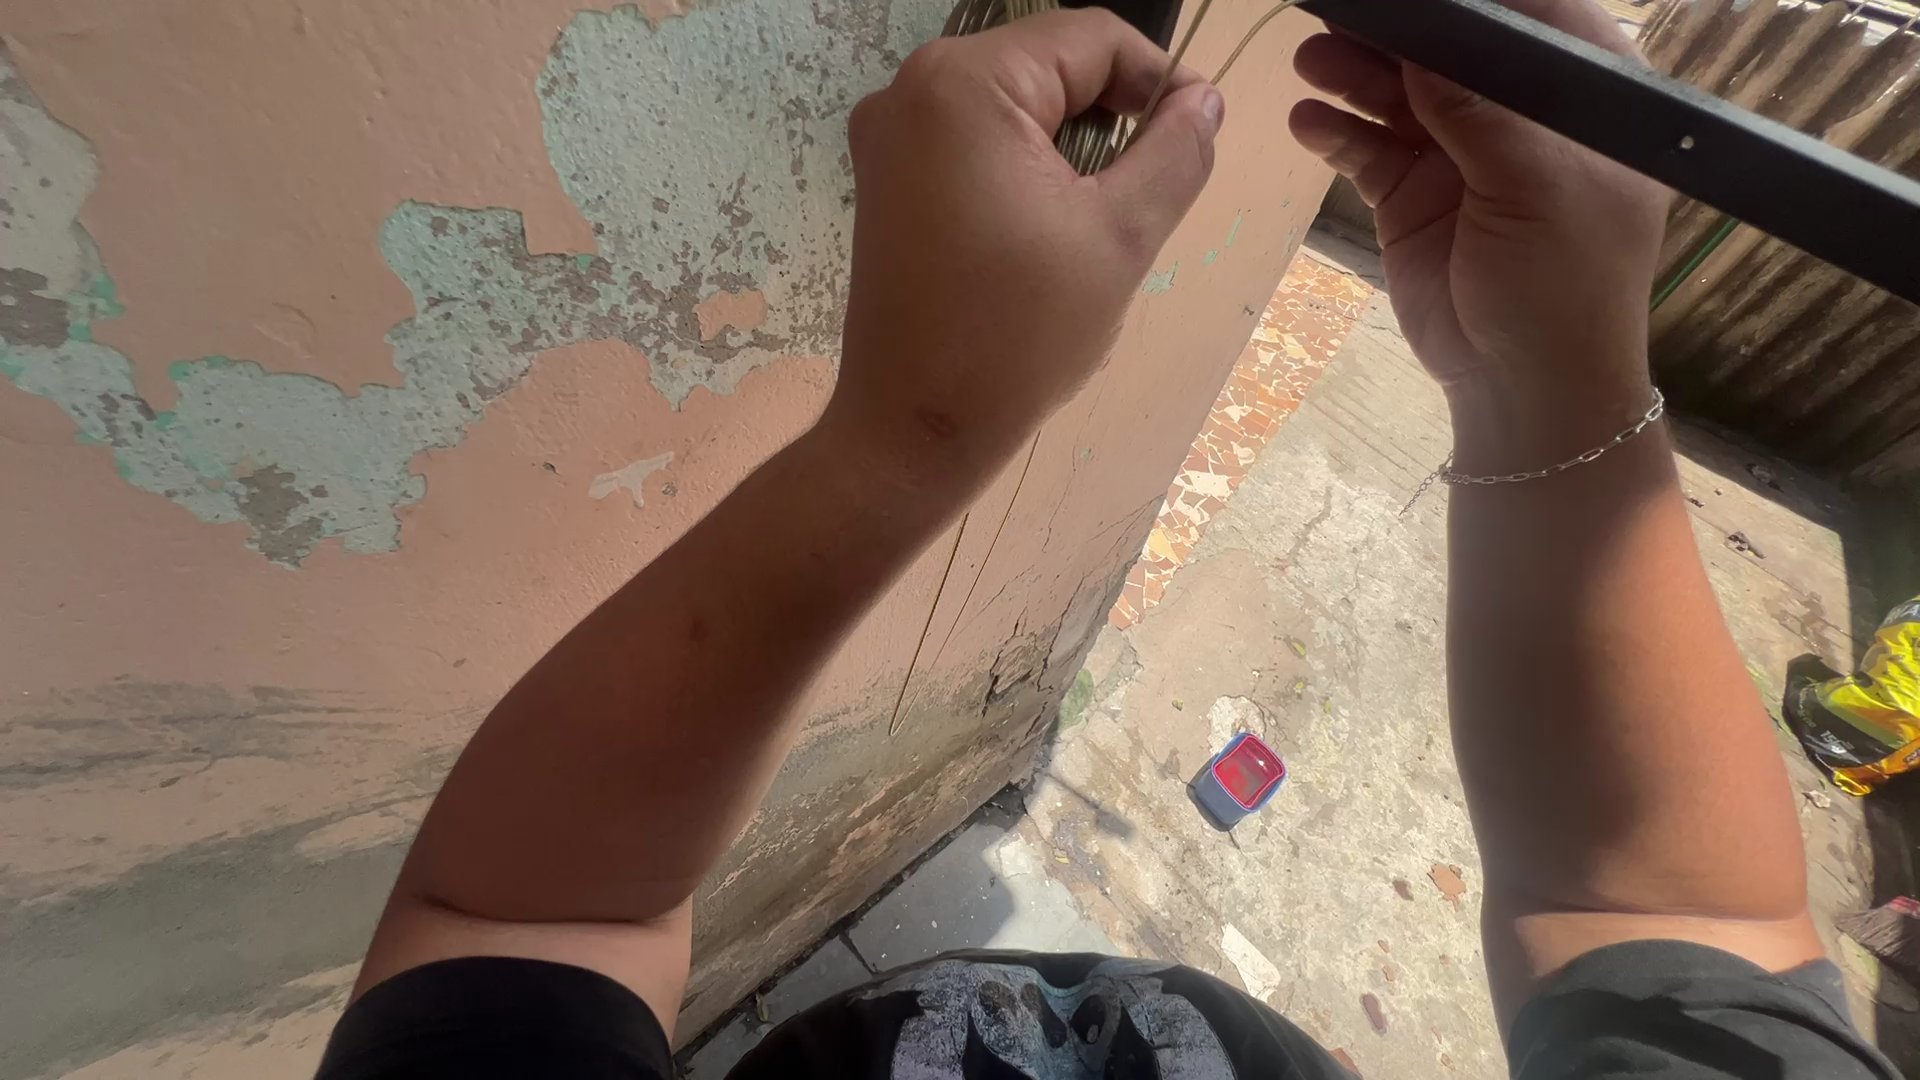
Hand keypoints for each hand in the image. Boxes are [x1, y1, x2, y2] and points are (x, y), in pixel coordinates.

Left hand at [822, 9, 1223, 486]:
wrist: (917, 433)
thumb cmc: (1016, 340)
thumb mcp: (1118, 239)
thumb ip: (1174, 153)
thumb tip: (1200, 100)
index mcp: (962, 85)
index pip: (1089, 39)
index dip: (1155, 81)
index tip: (1190, 138)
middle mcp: (906, 96)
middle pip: (1044, 76)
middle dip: (1103, 132)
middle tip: (1130, 211)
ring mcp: (885, 149)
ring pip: (1009, 122)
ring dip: (1063, 166)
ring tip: (1081, 243)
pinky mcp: (882, 197)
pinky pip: (970, 161)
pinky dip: (1017, 187)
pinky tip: (1032, 252)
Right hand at [1287, 0, 1668, 459]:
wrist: (1514, 374)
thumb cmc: (1560, 280)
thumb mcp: (1537, 185)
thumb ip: (1486, 112)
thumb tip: (1434, 44)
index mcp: (1578, 94)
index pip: (1529, 16)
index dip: (1470, 1)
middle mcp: (1512, 115)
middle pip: (1448, 54)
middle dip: (1397, 29)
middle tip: (1339, 11)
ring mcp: (1453, 157)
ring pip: (1399, 99)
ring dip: (1355, 77)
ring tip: (1309, 57)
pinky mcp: (1408, 199)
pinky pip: (1367, 154)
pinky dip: (1337, 136)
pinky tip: (1307, 120)